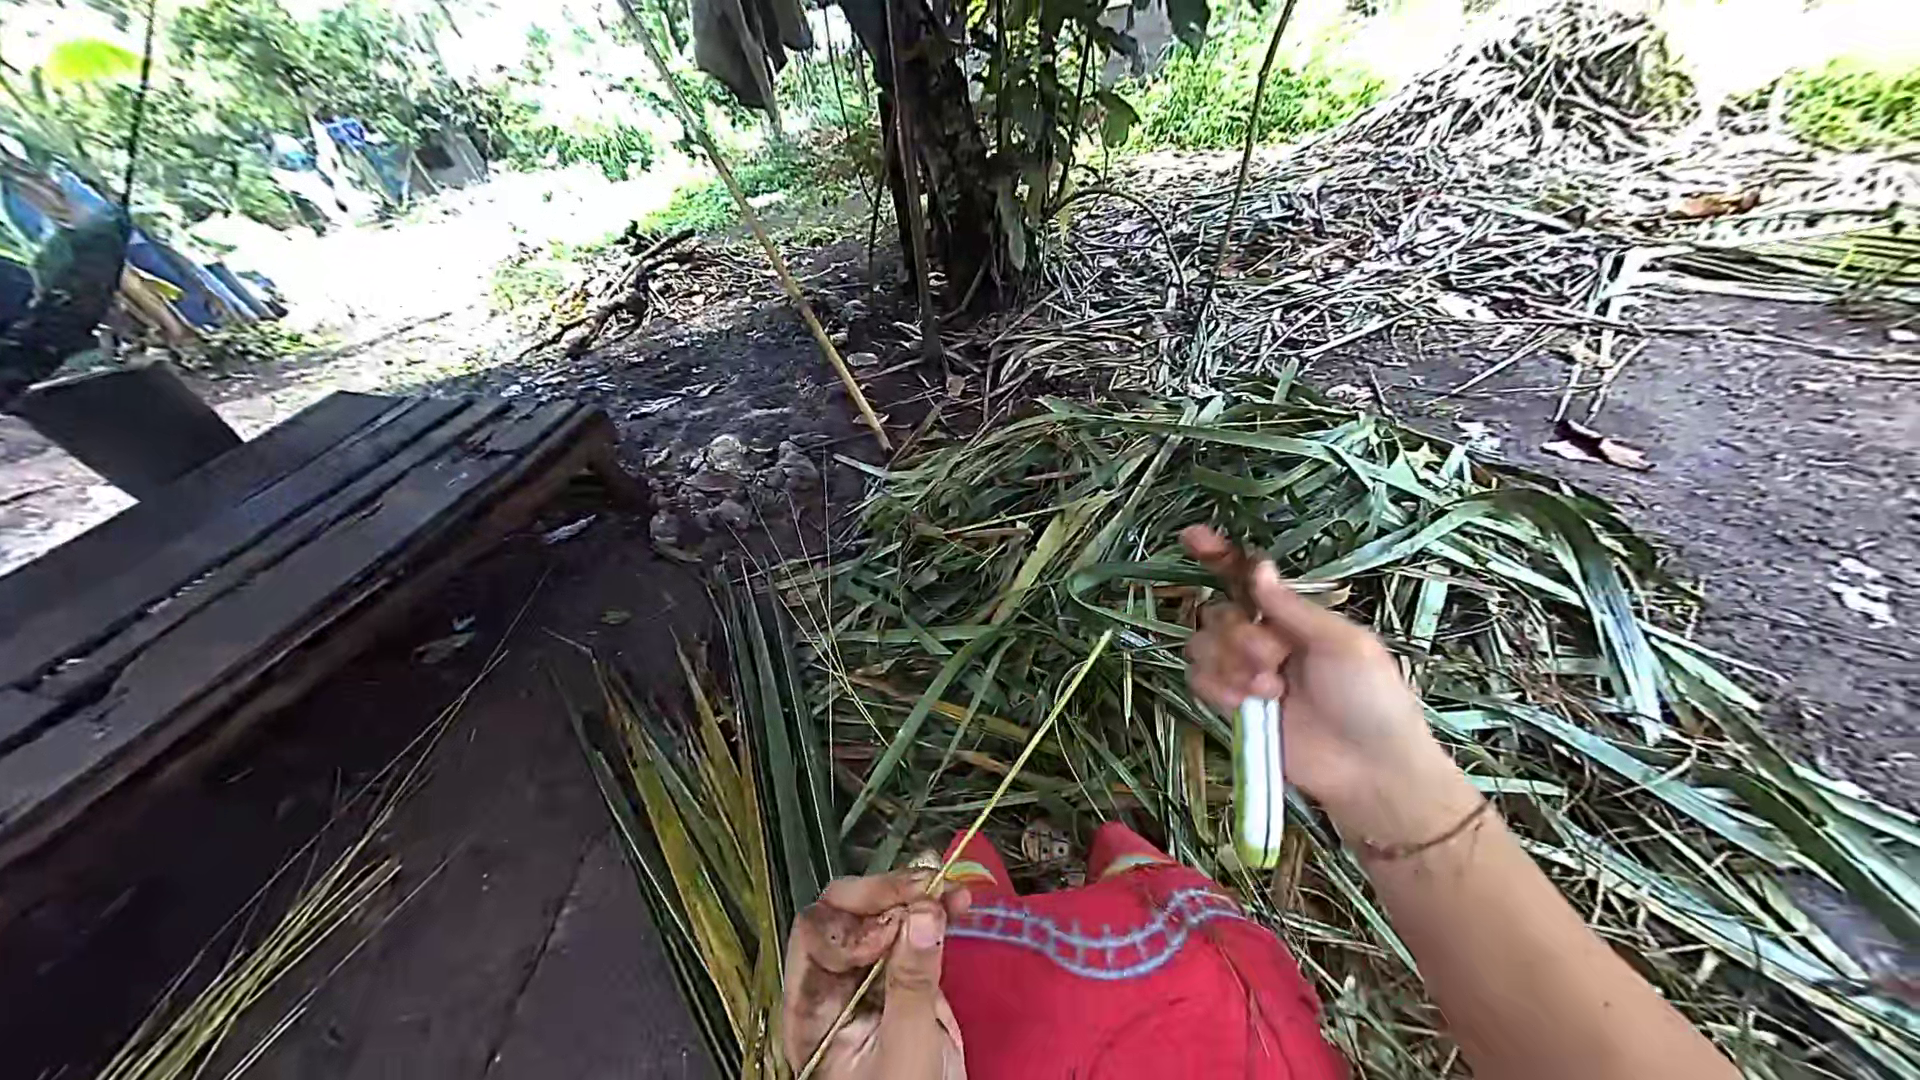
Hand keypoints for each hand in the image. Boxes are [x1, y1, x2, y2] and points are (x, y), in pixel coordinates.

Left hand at [781, 869, 970, 1079]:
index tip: (893, 928)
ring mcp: (871, 968)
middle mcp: (835, 977)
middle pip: (844, 910)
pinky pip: (914, 923)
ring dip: (917, 893)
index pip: (815, 935)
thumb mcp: (906, 1053)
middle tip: (925, 891)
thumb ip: (911, 984)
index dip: (849, 923)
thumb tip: (923, 912)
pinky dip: (937, 907)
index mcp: (813, 1003)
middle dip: (885, 895)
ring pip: (881, 908)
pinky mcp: (905, 966)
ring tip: (951, 890)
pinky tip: (959, 901)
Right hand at [1181, 525, 1471, 839]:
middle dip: (1240, 635)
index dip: (1217, 555)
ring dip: (1231, 665)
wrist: (1368, 770)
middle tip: (1275, 660)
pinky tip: (1248, 703)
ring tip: (1269, 690)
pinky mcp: (1229, 703)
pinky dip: (1218, 688)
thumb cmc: (1371, 698)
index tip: (1192, 537)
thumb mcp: (1343, 643)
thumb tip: (1257, 567)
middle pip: (1217, 613)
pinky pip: (1198, 679)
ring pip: (1202, 644)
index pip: (1244, 578)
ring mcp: (1242, 670)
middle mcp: (1261, 637)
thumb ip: (1292, 607)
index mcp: (1290, 616)